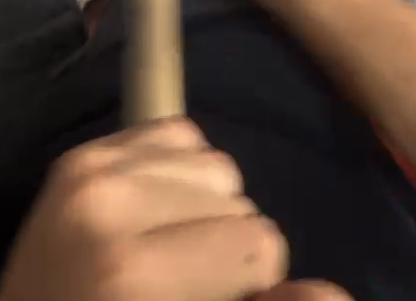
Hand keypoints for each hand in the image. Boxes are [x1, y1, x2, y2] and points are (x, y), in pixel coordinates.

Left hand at [0, 120, 345, 300]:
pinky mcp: (80, 154)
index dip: (251, 281)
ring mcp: (88, 169)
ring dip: (206, 202)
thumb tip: (336, 293)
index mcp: (134, 271)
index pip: (257, 241)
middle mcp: (108, 202)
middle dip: (228, 240)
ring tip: (170, 247)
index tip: (217, 299)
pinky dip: (179, 170)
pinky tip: (155, 210)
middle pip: (234, 193)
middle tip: (187, 281)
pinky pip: (173, 133)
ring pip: (209, 158)